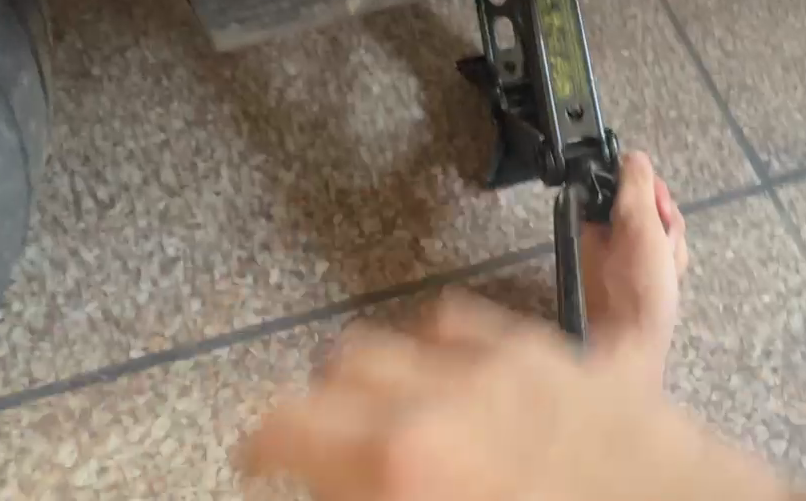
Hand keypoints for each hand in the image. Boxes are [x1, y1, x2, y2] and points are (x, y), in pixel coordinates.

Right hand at [237, 295, 788, 500]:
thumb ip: (377, 483)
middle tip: (318, 442)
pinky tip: (447, 373)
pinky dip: (439, 345)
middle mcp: (443, 399)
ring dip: (378, 369)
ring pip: (400, 334)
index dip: (262, 442)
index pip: (288, 427)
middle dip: (317, 404)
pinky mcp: (547, 353)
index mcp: (405, 465)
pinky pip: (467, 322)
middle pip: (339, 365)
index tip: (258, 454)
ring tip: (381, 407)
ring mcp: (499, 365)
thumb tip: (344, 473)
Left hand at [581, 152, 688, 379]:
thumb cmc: (636, 288)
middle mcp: (602, 235)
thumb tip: (634, 156)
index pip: (630, 184)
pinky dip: (669, 267)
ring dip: (670, 248)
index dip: (653, 194)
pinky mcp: (634, 280)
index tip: (660, 211)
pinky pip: (660, 259)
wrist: (636, 350)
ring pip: (659, 234)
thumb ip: (637, 185)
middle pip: (648, 209)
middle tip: (663, 245)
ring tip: (666, 269)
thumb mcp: (638, 224)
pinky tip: (668, 281)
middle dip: (665, 226)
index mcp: (593, 218)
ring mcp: (618, 259)